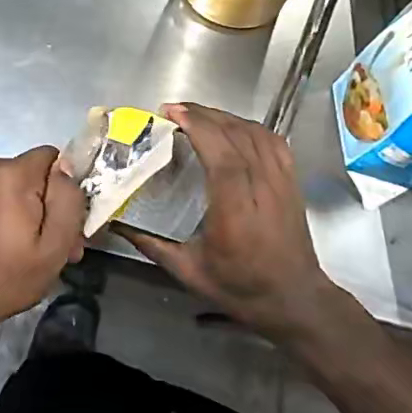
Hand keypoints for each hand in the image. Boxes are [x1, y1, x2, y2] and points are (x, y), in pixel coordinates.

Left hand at [0, 146, 86, 337]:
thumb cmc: (8, 277)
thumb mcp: (54, 246)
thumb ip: (68, 200)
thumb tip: (67, 166)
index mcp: (10, 174)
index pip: (52, 157)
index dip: (63, 188)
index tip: (63, 221)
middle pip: (30, 172)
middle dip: (44, 202)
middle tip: (49, 245)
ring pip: (10, 181)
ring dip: (22, 206)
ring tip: (24, 245)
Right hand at [112, 103, 346, 342]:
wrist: (297, 302)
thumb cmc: (240, 288)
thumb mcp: (188, 272)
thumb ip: (150, 244)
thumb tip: (114, 222)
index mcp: (236, 215)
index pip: (224, 159)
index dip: (200, 129)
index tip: (172, 114)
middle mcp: (263, 193)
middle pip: (239, 138)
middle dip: (205, 116)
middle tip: (173, 110)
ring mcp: (282, 185)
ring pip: (256, 135)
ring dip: (224, 117)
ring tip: (196, 115)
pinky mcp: (292, 183)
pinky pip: (273, 142)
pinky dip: (249, 126)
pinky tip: (230, 126)